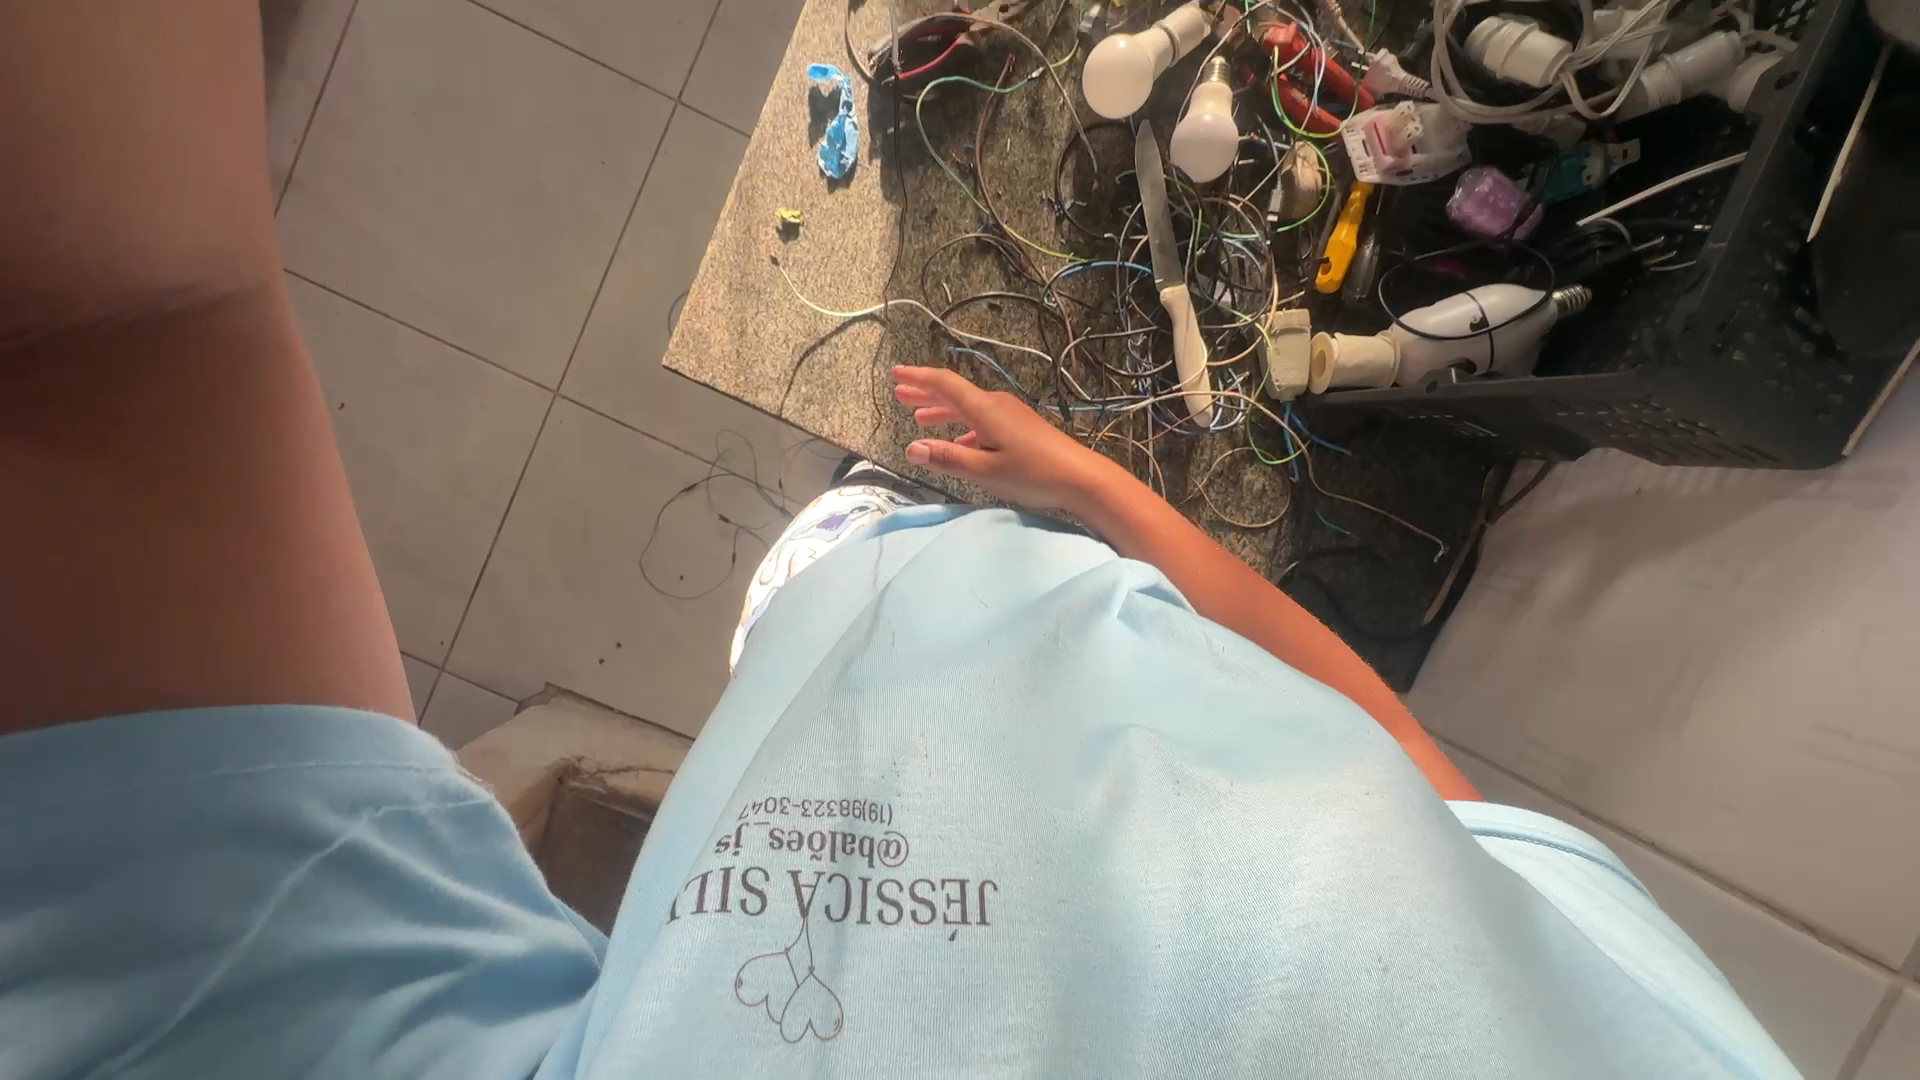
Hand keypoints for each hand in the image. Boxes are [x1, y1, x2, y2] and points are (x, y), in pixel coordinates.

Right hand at [891, 365, 1124, 512]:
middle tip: (900, 393)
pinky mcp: (1020, 427)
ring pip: (968, 407)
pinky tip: (957, 442)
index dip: (918, 378)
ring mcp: (1010, 414)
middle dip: (926, 393)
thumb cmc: (1033, 474)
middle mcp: (996, 405)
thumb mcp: (985, 471)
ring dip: (943, 411)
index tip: (895, 374)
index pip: (945, 385)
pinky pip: (982, 420)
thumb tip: (912, 448)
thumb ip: (948, 459)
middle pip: (955, 393)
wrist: (1081, 477)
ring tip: (920, 416)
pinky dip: (963, 427)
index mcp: (985, 409)